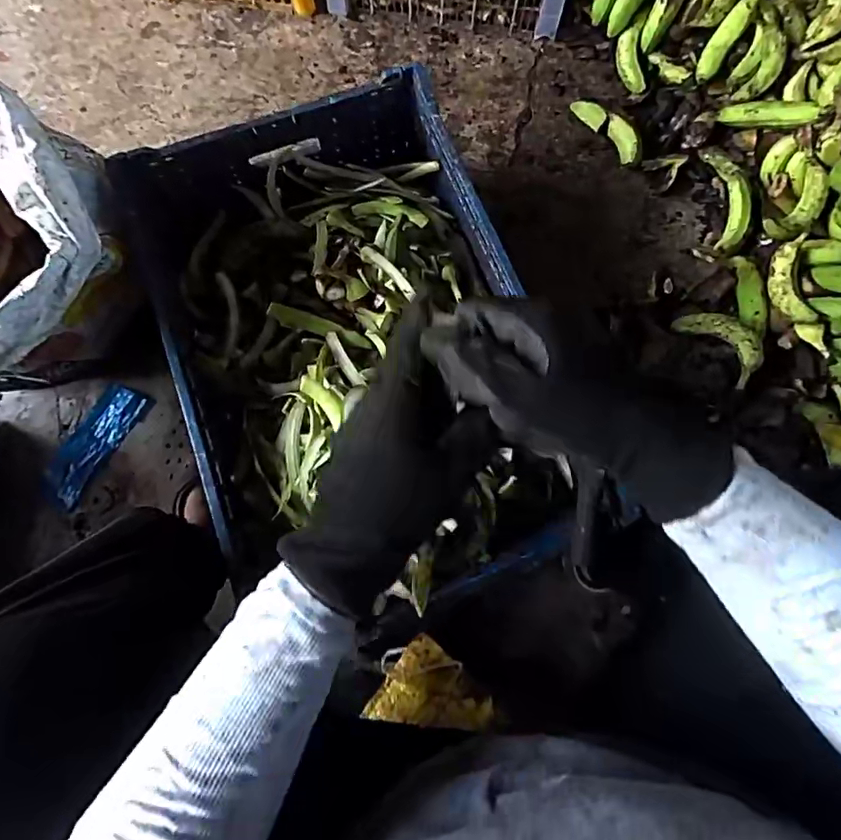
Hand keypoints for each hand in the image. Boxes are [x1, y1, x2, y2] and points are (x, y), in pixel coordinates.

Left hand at [277, 302, 483, 617]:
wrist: (344, 549)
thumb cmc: (401, 507)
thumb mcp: (451, 472)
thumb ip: (476, 434)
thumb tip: (497, 404)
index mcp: (395, 399)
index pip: (407, 342)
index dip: (421, 314)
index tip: (435, 290)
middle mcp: (373, 399)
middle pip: (405, 361)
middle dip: (433, 348)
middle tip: (467, 344)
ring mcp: (360, 418)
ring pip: (397, 384)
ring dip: (424, 378)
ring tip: (457, 379)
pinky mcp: (356, 436)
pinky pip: (389, 404)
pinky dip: (413, 400)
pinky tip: (434, 416)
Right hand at [421, 298, 733, 522]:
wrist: (637, 434)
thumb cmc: (572, 416)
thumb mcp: (515, 395)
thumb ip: (474, 361)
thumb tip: (438, 333)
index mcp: (534, 314)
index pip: (474, 310)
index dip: (459, 341)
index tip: (460, 376)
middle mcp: (552, 309)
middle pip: (496, 325)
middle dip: (484, 359)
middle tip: (487, 399)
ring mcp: (570, 325)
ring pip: (516, 342)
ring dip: (506, 371)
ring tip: (512, 408)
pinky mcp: (581, 344)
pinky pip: (538, 354)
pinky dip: (529, 375)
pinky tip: (535, 405)